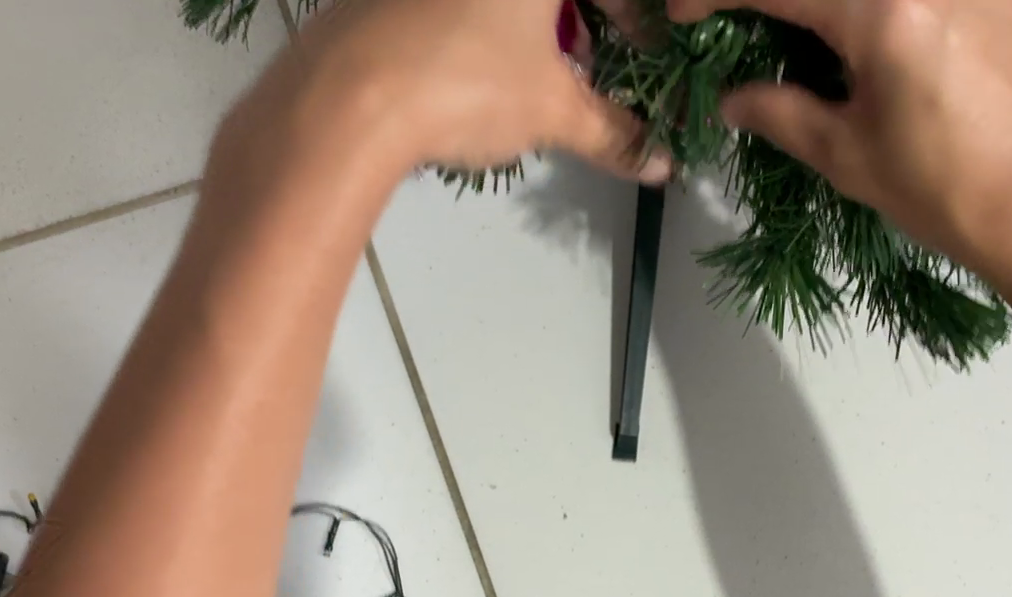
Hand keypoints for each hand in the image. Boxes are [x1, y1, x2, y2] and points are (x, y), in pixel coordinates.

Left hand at [212, 0, 670, 199]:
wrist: (350, 92)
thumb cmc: (467, 81)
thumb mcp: (551, 110)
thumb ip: (611, 133)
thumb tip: (660, 166)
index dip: (639, 17)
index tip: (645, 50)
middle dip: (585, 17)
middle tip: (590, 60)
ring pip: (510, 1)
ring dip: (534, 23)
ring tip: (537, 72)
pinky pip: (466, 8)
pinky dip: (488, 23)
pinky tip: (483, 64)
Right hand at [669, 0, 1011, 308]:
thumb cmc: (955, 196)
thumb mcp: (854, 160)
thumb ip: (784, 114)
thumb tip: (734, 98)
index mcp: (884, 5)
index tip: (681, 11)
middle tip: (749, 26)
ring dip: (829, 8)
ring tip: (810, 43)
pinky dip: (882, 8)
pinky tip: (875, 41)